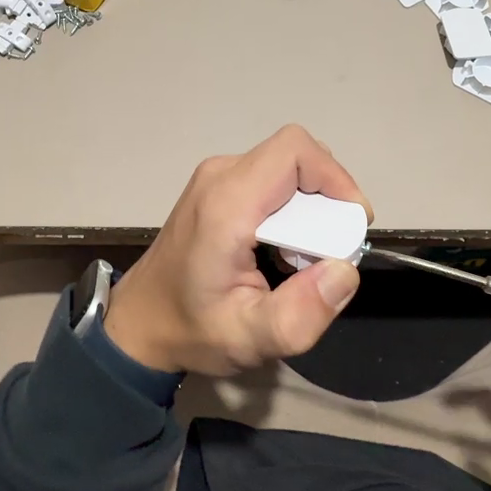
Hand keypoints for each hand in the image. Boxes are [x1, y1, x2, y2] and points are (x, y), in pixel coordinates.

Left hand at [102, 125, 367, 375]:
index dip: (334, 178)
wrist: (139, 321)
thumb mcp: (250, 339)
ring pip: (286, 167)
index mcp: (226, 204)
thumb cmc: (191, 330)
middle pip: (295, 157)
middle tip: (329, 253)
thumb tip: (345, 271)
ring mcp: (216, 177)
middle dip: (327, 201)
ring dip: (311, 207)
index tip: (351, 226)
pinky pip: (272, 178)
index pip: (293, 152)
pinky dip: (293, 208)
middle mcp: (220, 176)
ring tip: (305, 258)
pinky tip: (284, 250)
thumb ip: (301, 313)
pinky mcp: (217, 185)